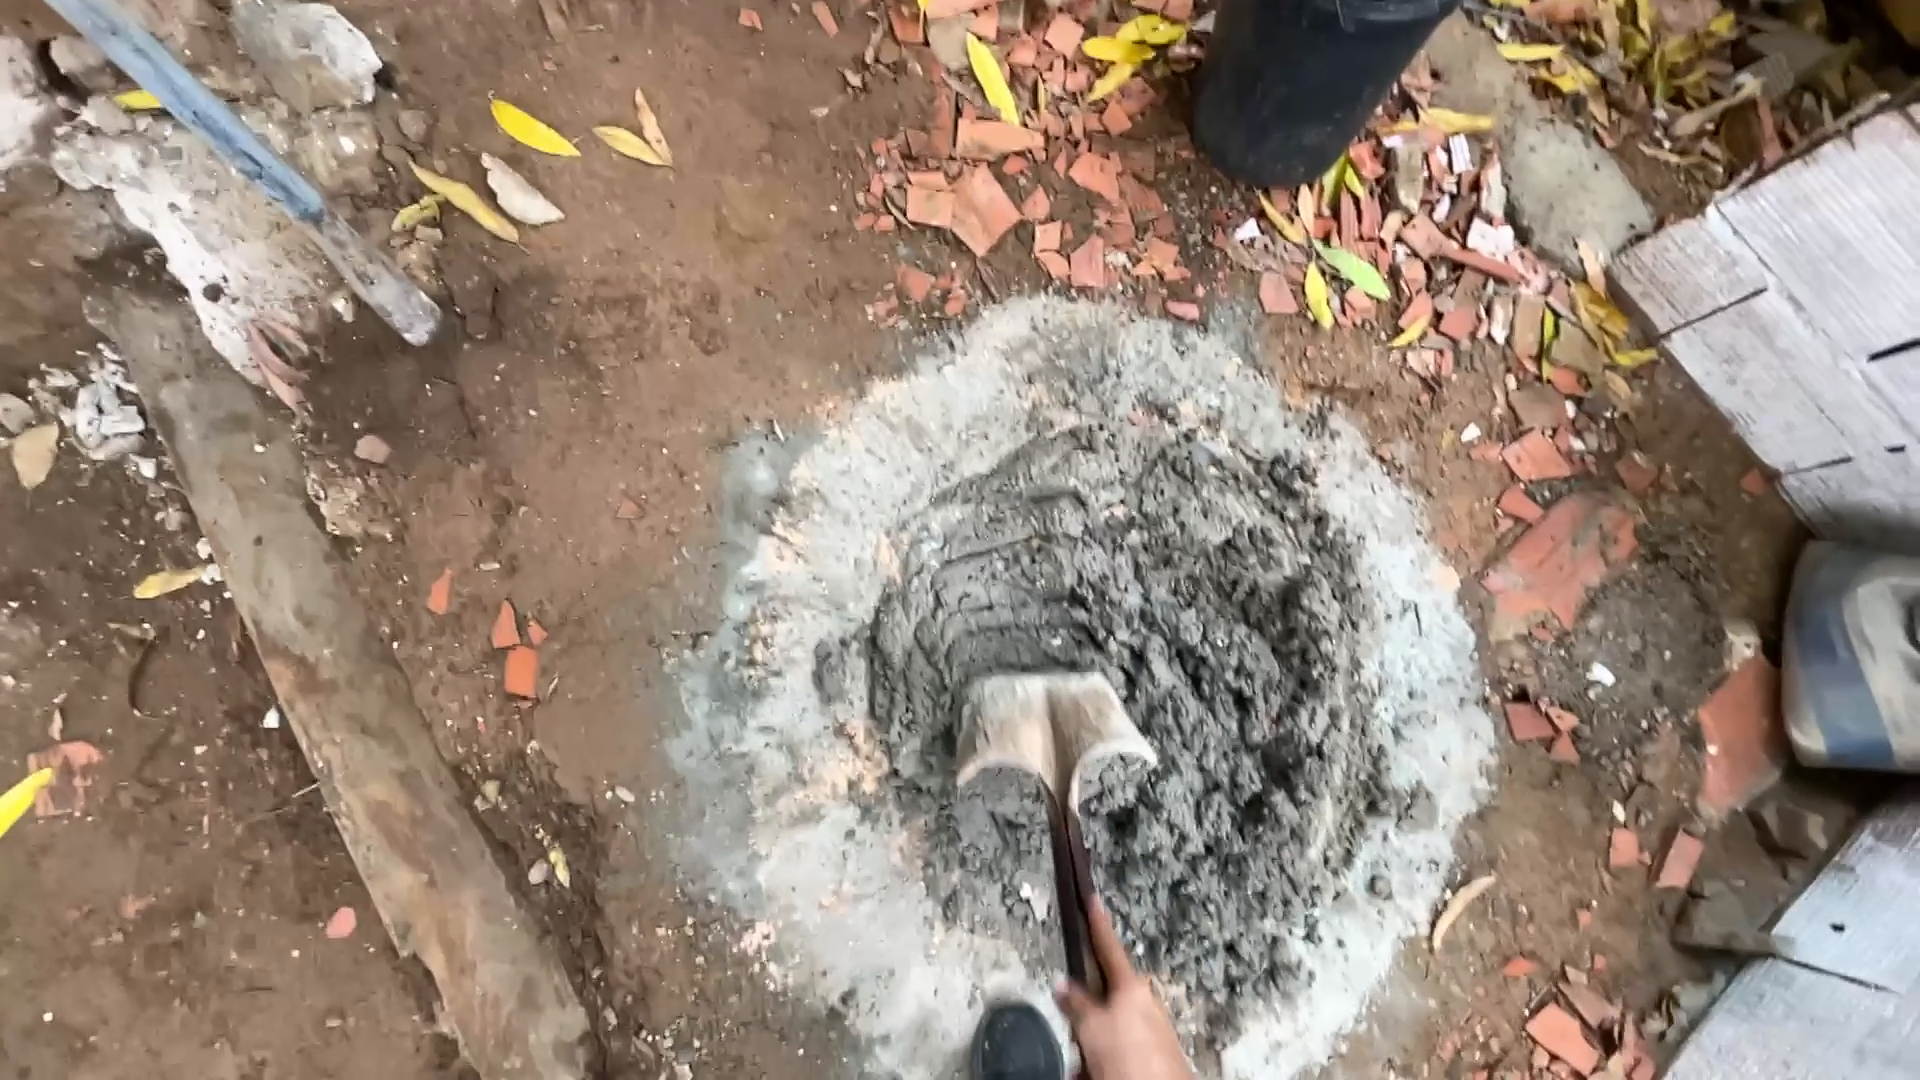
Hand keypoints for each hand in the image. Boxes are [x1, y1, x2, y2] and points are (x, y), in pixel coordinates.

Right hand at [1054, 900, 1193, 1079]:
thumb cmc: (1127, 1057)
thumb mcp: (1091, 1029)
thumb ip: (1075, 1004)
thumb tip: (1062, 983)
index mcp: (1131, 987)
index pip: (1108, 946)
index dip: (1097, 922)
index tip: (1093, 898)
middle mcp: (1144, 1004)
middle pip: (1103, 997)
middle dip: (1083, 1016)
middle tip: (1073, 1032)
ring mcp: (1151, 1031)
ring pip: (1107, 1029)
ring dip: (1090, 1046)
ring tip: (1083, 1068)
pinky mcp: (1154, 1058)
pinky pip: (1118, 1051)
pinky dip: (1103, 1062)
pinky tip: (1094, 1075)